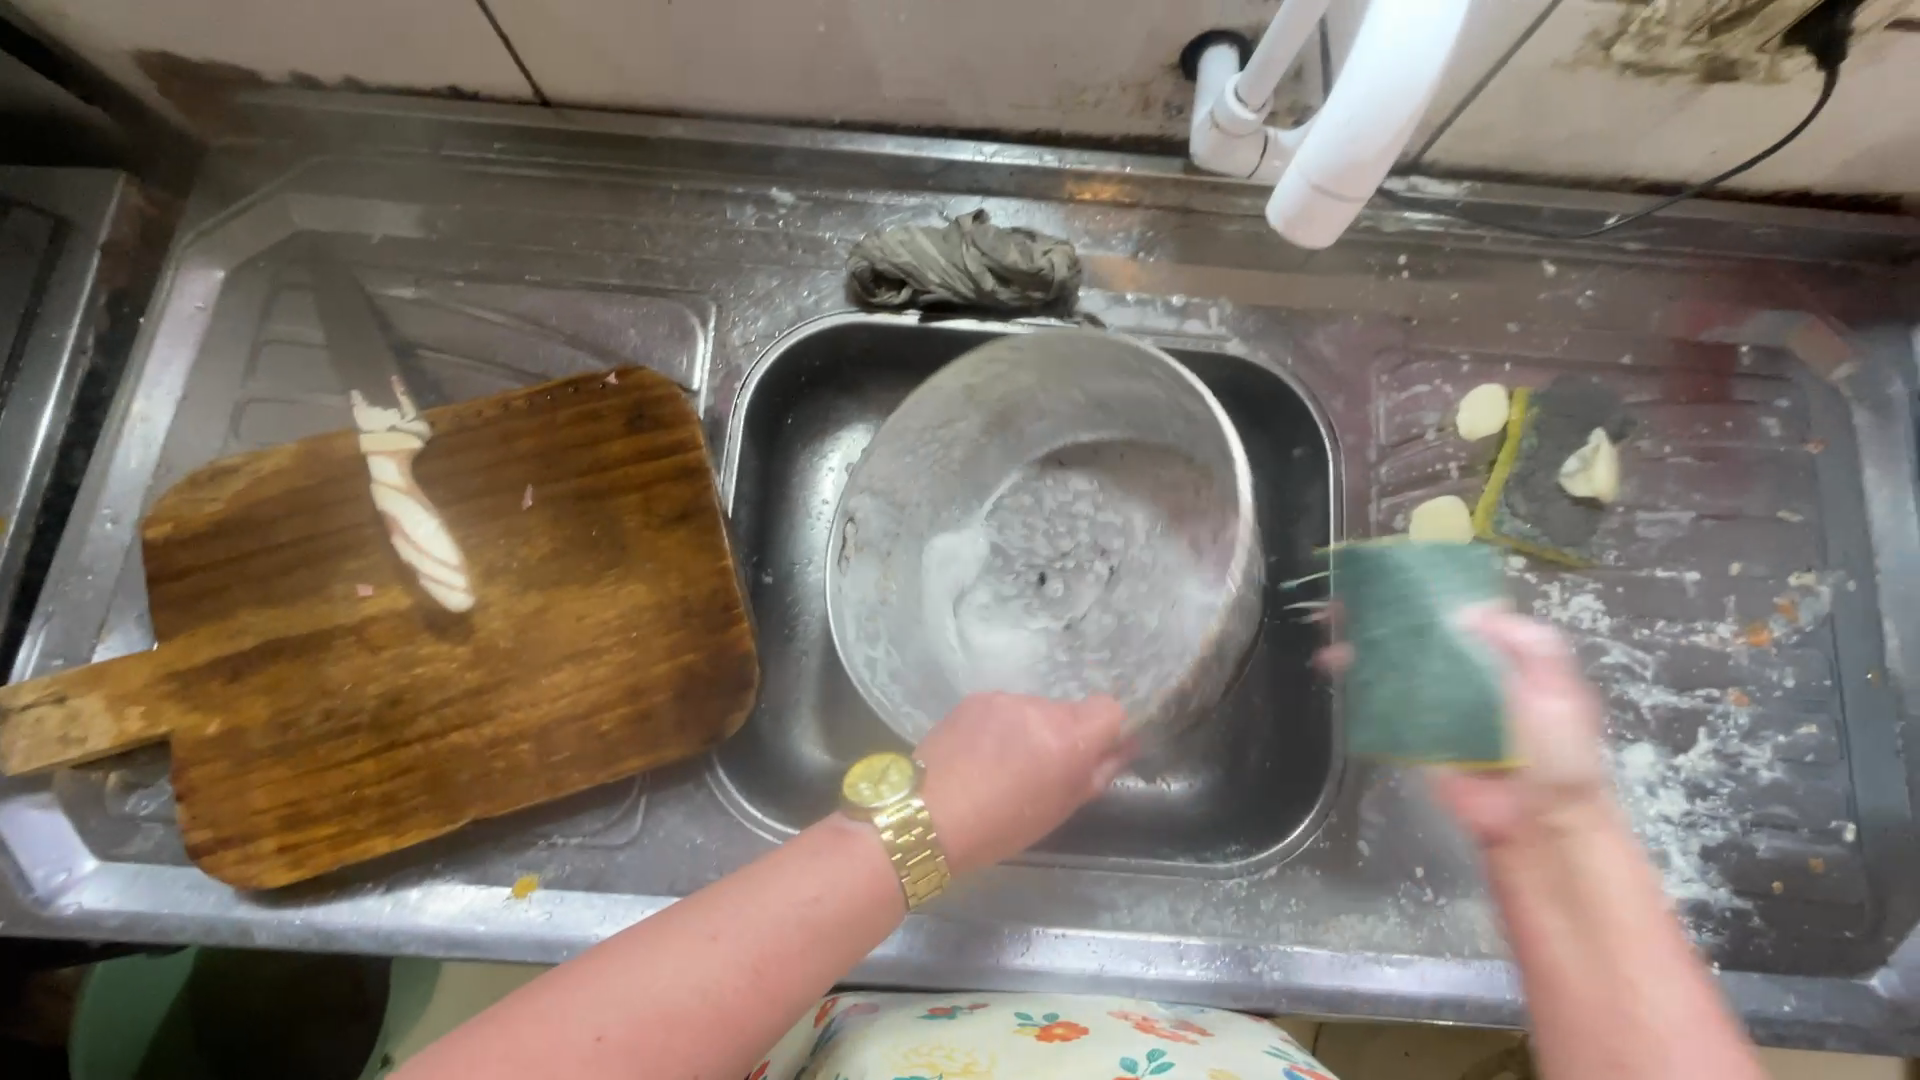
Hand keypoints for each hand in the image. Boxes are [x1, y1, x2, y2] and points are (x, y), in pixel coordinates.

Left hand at [914, 693, 1133, 872]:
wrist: (926, 815)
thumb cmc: (1001, 825)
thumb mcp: (1061, 807)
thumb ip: (1099, 771)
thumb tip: (1127, 745)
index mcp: (1068, 736)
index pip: (1110, 708)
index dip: (1107, 730)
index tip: (1092, 754)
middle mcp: (1039, 707)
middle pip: (1069, 711)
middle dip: (1063, 735)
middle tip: (1041, 771)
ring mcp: (1003, 699)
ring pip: (1034, 710)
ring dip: (1030, 730)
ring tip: (1003, 765)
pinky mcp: (973, 698)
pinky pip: (1003, 708)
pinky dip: (1001, 726)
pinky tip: (980, 754)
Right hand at [1317, 605, 1611, 849]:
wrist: (1537, 820)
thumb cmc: (1559, 754)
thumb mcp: (1560, 692)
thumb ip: (1530, 646)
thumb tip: (1469, 611)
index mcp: (1493, 656)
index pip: (1450, 614)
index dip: (1419, 595)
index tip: (1386, 576)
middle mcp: (1455, 672)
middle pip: (1408, 635)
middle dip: (1373, 615)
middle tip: (1340, 599)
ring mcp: (1427, 701)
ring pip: (1385, 663)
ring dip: (1355, 643)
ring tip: (1325, 627)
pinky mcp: (1405, 730)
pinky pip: (1375, 702)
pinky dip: (1351, 682)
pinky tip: (1330, 666)